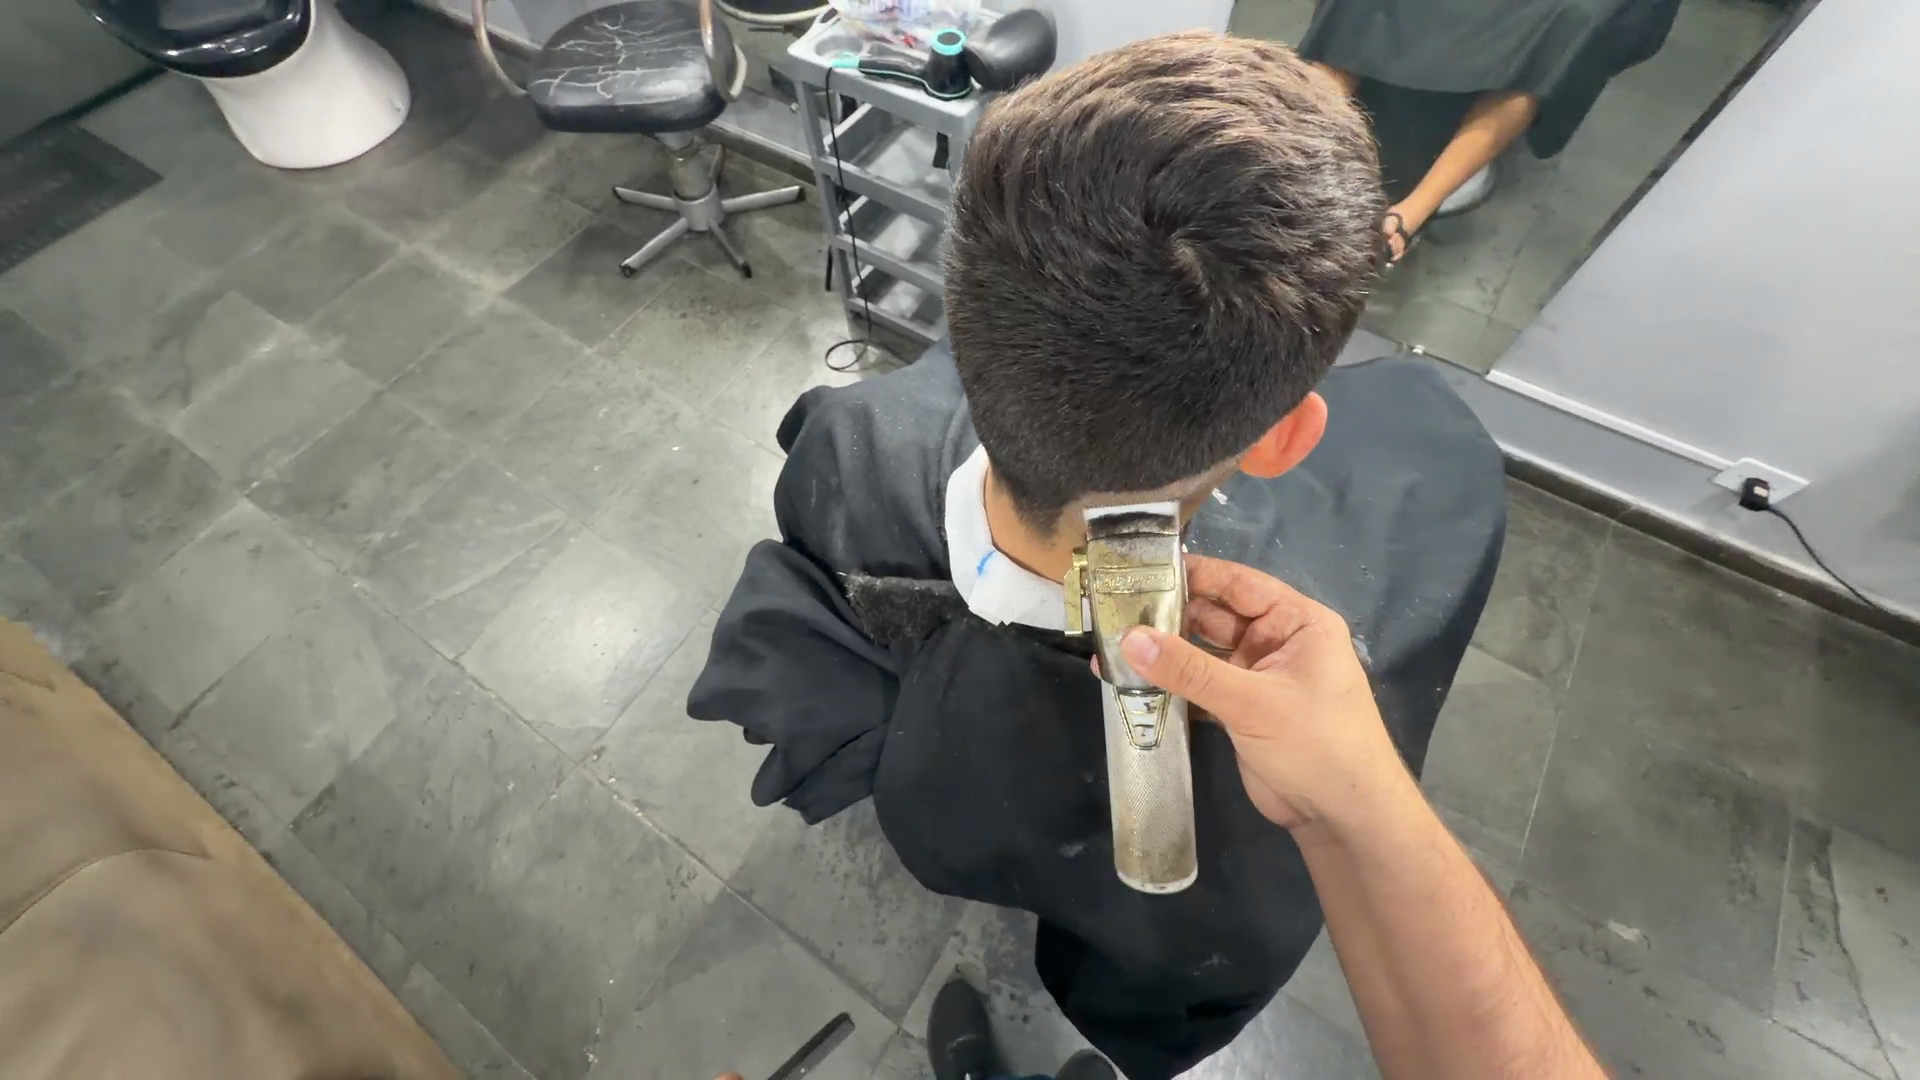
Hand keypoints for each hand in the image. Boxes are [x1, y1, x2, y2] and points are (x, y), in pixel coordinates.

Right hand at [1118, 555, 1410, 833]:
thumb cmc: (1316, 744)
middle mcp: (1275, 641)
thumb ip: (1188, 669)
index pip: (1237, 583)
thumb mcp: (1251, 702)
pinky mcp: (1238, 708)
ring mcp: (1255, 676)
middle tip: (1112, 606)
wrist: (1344, 820)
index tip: (1140, 567)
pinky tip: (1127, 678)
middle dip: (1167, 613)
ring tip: (1110, 641)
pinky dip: (1167, 682)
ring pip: (1200, 652)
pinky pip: (1196, 684)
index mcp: (1296, 622)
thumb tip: (1128, 639)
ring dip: (1162, 650)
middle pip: (1212, 616)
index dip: (1192, 573)